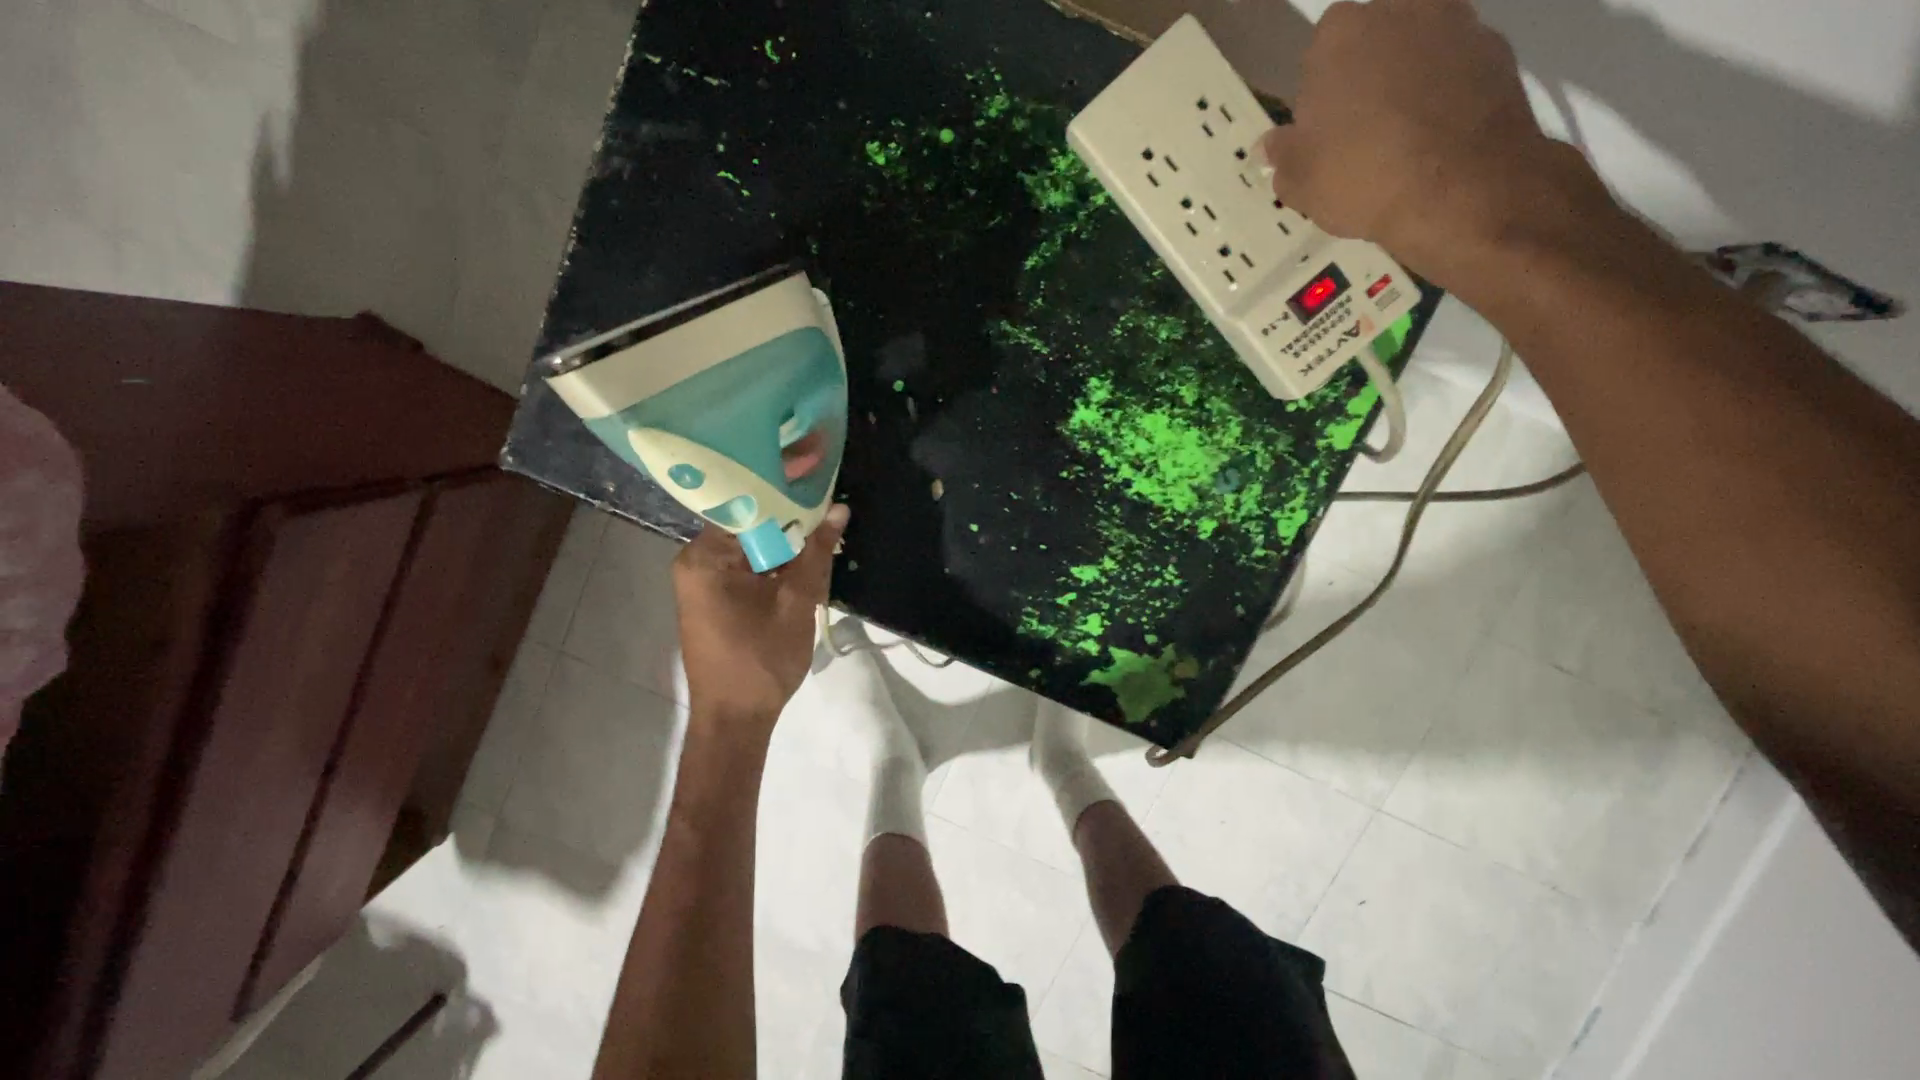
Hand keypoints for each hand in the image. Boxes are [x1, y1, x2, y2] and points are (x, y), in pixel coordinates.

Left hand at [673, 504, 849, 734]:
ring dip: (787, 540)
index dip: (782, 483)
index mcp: (704, 558)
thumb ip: (815, 554)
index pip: (745, 503)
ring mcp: (704, 582)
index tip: (814, 461)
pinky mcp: (716, 599)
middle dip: (790, 512)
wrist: (735, 721)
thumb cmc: (760, 662)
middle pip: (748, 523)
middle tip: (827, 494)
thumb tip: (838, 510)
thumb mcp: (796, 603)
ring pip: (752, 546)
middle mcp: (696, 562)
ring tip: (825, 520)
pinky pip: (748, 567)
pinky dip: (777, 562)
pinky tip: (808, 555)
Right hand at [1262, 0, 1613, 284]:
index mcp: (1342, 32)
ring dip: (1414, 79)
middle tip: (1365, 129)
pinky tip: (1442, 139)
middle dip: (1371, 72)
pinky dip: (1452, 94)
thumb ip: (1282, 155)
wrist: (1462, 191)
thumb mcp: (1300, 181)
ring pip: (1423, 49)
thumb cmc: (1363, 176)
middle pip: (1377, 37)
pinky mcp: (1500, 53)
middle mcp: (1402, 9)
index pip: (1323, 48)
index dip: (1323, 88)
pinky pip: (1461, 70)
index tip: (1325, 127)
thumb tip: (1272, 145)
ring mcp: (1458, 25)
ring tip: (1408, 137)